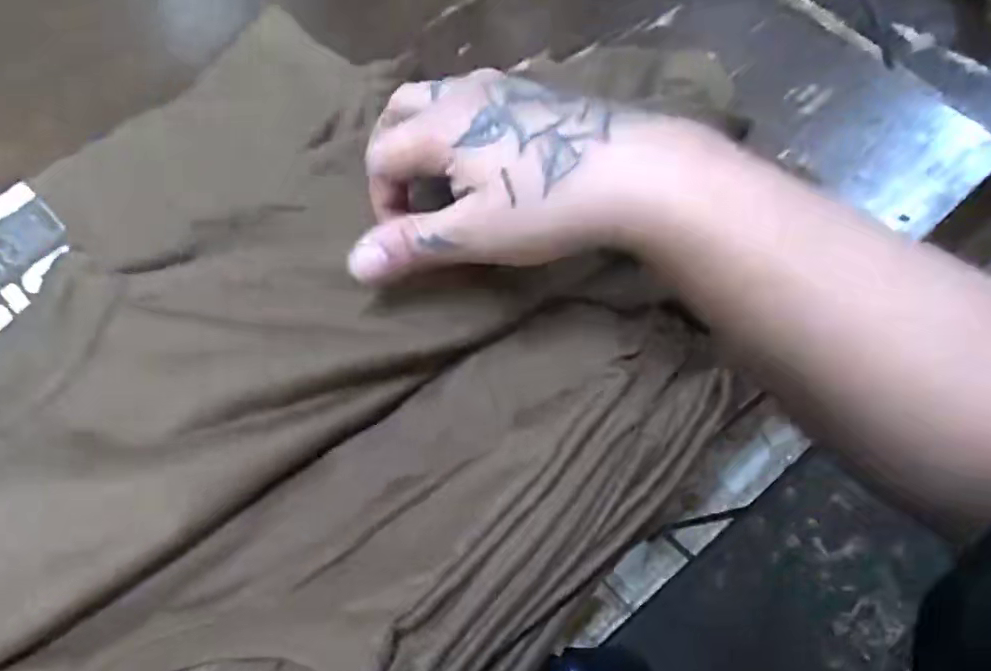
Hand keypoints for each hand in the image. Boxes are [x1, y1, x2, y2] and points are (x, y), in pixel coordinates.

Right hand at [347, 69, 709, 283]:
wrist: (637, 172)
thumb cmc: (545, 206)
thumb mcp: (470, 236)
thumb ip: (410, 244)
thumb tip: (353, 264)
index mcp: (440, 124)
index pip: (380, 157)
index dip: (382, 205)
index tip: (410, 241)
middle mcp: (463, 91)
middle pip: (398, 110)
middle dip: (390, 160)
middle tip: (411, 204)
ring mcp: (501, 86)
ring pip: (436, 99)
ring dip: (422, 142)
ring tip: (444, 187)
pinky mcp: (531, 94)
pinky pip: (472, 101)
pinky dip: (456, 132)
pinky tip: (485, 167)